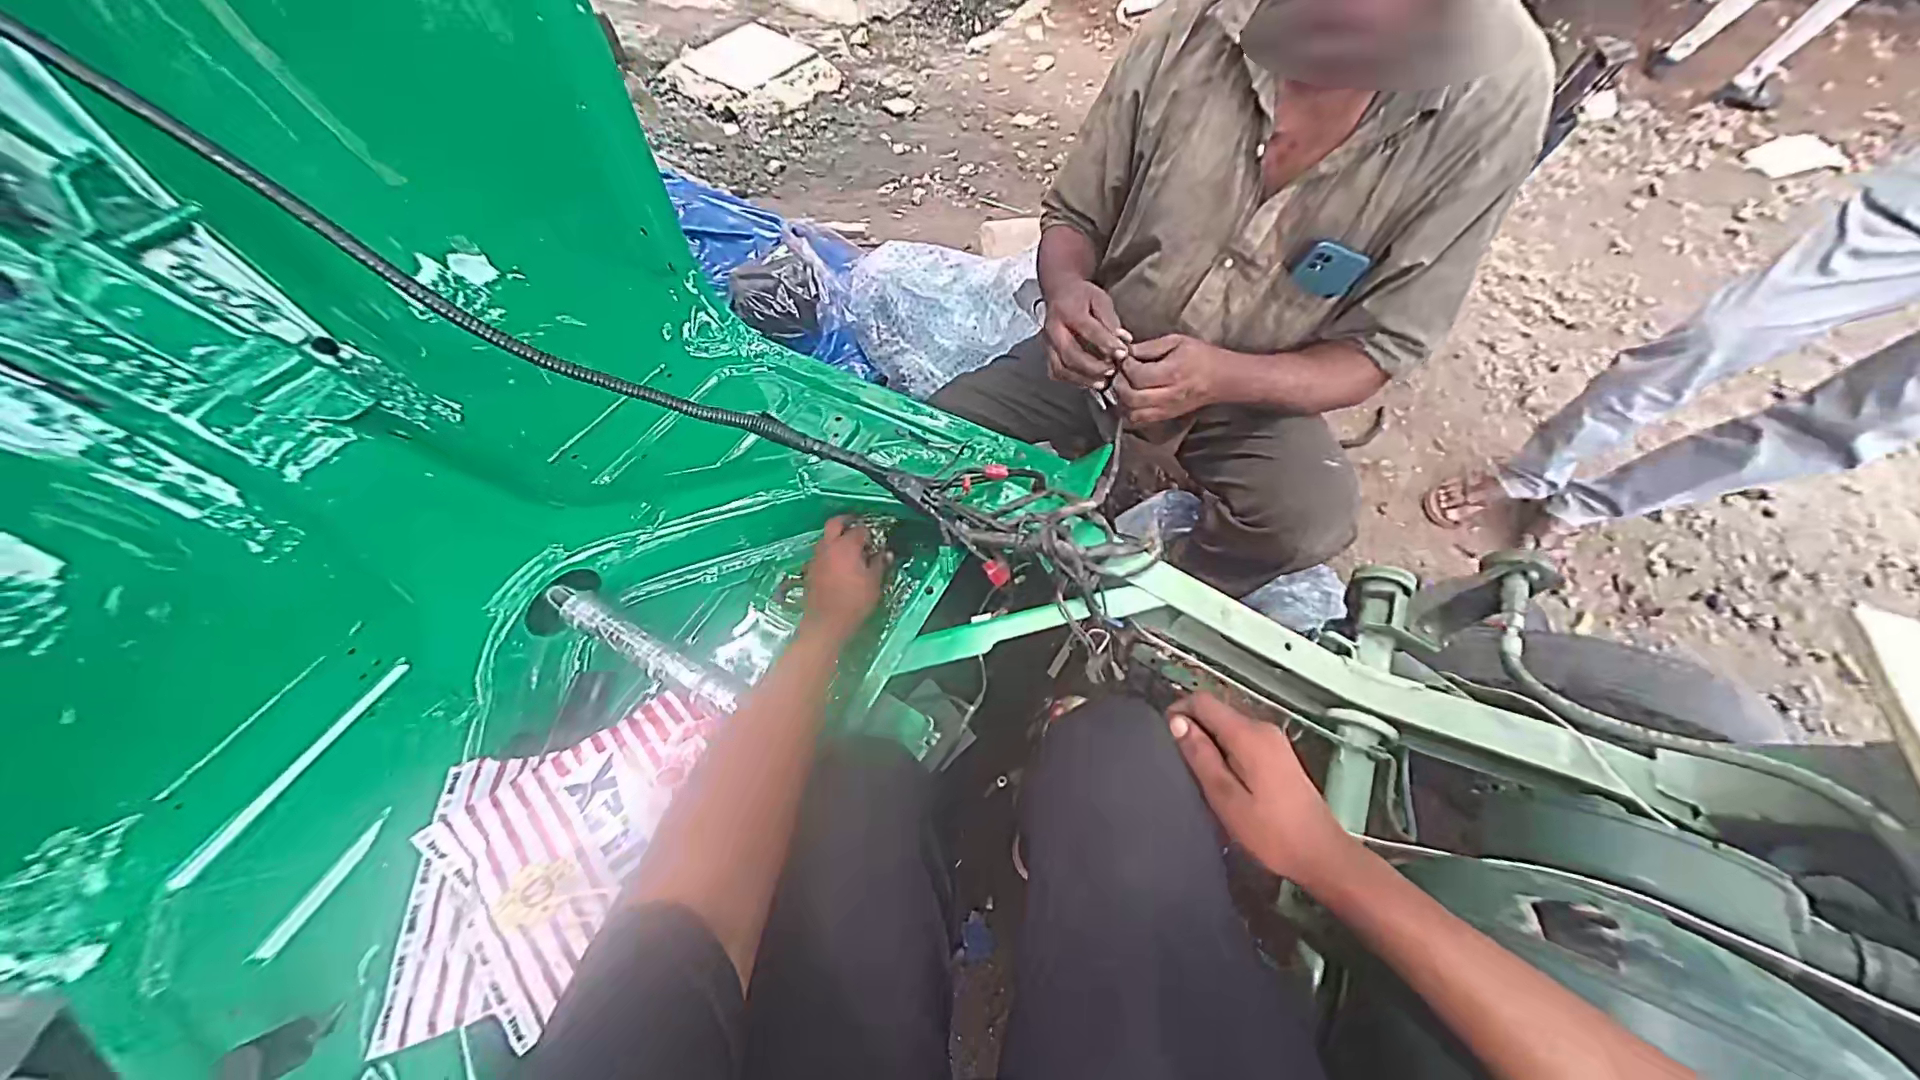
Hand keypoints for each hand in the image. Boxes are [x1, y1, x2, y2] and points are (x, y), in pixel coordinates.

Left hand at [800, 516, 891, 639]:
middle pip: (835, 523)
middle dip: (847, 521)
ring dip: (837, 537)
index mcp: (846, 546)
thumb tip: (885, 553)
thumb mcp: (874, 582)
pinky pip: (821, 553)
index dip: (870, 533)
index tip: (876, 541)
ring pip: (825, 538)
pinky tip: (839, 565)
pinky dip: (830, 552)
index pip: (860, 529)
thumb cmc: (855, 602)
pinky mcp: (810, 569)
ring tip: (850, 549)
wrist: (826, 622)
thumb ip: (879, 563)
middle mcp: (829, 546)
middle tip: (858, 528)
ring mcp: (817, 557)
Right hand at [1042, 278, 1129, 388]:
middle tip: (1111, 371)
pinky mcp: (1046, 354)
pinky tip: (1089, 382)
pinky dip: (1073, 380)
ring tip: (1102, 382)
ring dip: (1083, 378)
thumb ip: (1111, 320)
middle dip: (1093, 366)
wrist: (1058, 292)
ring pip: (1060, 368)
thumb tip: (1123, 341)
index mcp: (1068, 311)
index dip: (1106, 344)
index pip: (1088, 330)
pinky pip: (1056, 372)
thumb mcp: (1101, 300)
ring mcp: (1047, 344)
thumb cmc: (1082, 297)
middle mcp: (1053, 329)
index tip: (1122, 353)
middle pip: (1070, 354)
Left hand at [1115, 335, 1238, 424]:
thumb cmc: (1201, 356)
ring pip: (1132, 412)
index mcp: (1172, 372)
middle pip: (1131, 396)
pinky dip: (1128, 411)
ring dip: (1121, 400)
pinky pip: (1139, 419)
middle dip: (1119, 384)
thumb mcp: (1177, 342)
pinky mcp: (1164, 417)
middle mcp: (1167, 394)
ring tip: (1123, 386)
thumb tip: (1127, 351)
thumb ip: (1150, 347)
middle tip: (1119, 374)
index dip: (1125, 366)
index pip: (1137, 374)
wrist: (1222, 379)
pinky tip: (1129, 399)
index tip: (1124, 358)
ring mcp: (1165, 409)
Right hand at [1167, 693, 1355, 888]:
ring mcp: (1273, 740)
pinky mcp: (1278, 754)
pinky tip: (1224, 780)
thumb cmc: (1272, 832)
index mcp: (1248, 735)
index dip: (1179, 712)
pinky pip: (1241, 738)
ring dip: (1209, 741)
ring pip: (1227, 725)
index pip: (1203, 701)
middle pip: (1216, 711)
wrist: (1323, 855)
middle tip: (1181, 764)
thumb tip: (1177, 722)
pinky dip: (1225, 750)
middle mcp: (1262, 728)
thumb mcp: (1226, 797)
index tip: (1166, 739)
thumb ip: (1201, 756)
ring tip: (1200, 775)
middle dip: (1193, 729)